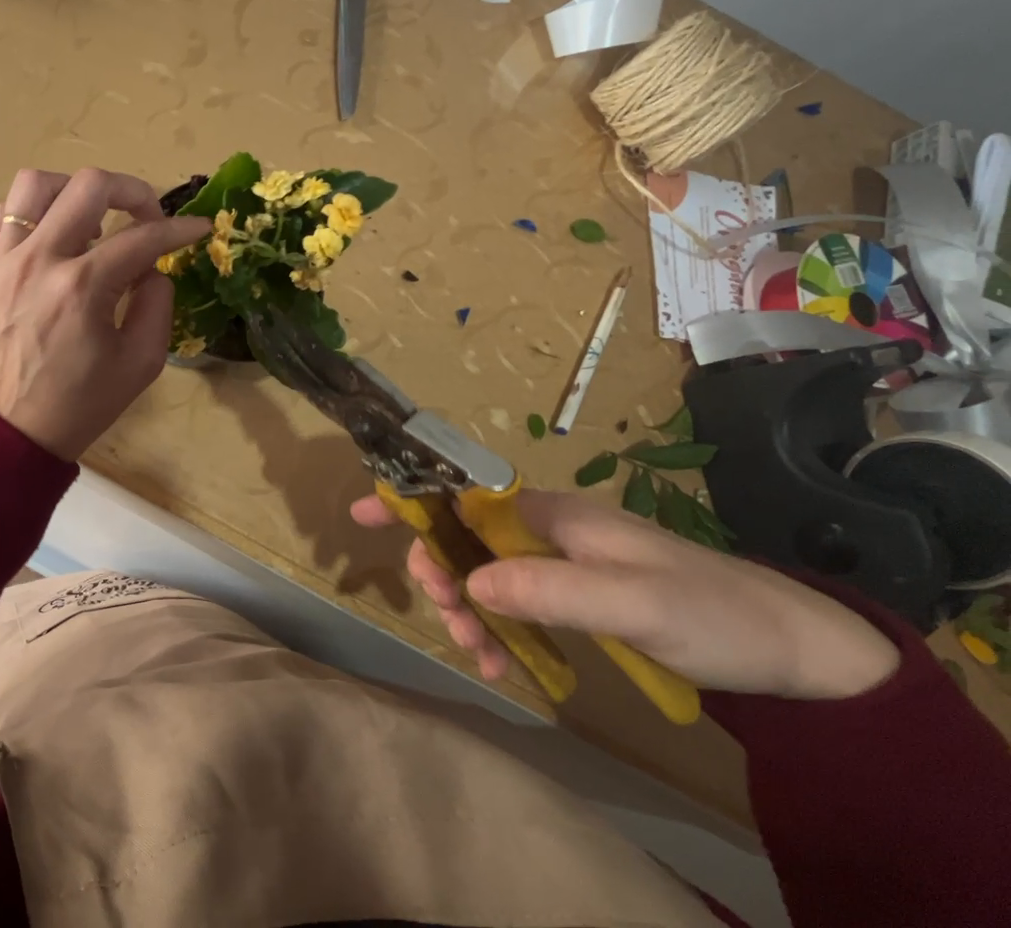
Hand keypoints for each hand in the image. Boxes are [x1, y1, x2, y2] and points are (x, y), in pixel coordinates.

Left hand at [0, 168, 209, 460]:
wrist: (14, 428)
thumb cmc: (82, 402)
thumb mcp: (141, 362)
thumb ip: (157, 303)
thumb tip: (152, 266)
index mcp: (82, 286)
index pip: (140, 237)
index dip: (178, 229)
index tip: (197, 229)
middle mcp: (40, 259)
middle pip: (89, 184)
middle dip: (132, 191)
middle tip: (147, 218)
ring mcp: (7, 260)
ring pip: (35, 184)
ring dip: (74, 191)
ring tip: (94, 222)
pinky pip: (4, 214)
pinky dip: (33, 212)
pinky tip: (54, 237)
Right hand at [350, 489, 900, 699]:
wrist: (795, 650)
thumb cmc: (715, 614)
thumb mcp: (635, 604)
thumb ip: (551, 589)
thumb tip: (470, 582)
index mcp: (553, 515)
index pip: (464, 494)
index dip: (412, 500)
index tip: (363, 515)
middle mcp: (546, 531)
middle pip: (462, 542)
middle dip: (444, 580)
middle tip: (457, 625)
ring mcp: (557, 564)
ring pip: (481, 578)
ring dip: (469, 614)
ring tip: (484, 657)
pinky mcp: (570, 595)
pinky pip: (509, 605)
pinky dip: (496, 631)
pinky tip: (503, 663)